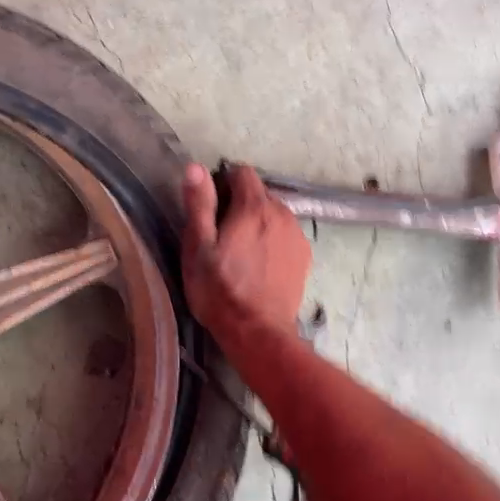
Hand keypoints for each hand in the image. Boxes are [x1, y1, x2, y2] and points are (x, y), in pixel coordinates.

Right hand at [181, 163, 310, 337]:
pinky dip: (272, 240)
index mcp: (254, 207)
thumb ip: (199, 204)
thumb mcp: (199, 247)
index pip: (242, 173)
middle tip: (221, 235)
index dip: (223, 184)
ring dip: (258, 222)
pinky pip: (285, 234)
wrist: (258, 332)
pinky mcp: (304, 257)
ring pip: (274, 214)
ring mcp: (296, 236)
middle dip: (240, 204)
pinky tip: (259, 265)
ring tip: (240, 252)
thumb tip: (196, 167)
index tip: (211, 208)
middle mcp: (282, 213)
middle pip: (259, 193)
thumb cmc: (220, 290)